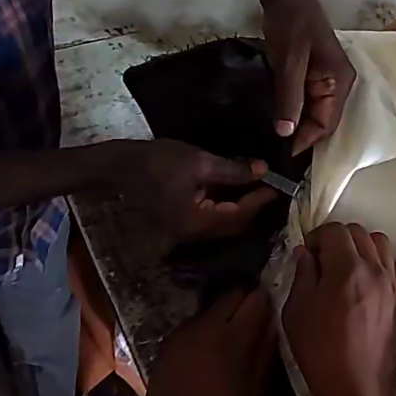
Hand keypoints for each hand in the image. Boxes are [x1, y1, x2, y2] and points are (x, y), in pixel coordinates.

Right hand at [98, 139, 283, 241]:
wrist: (117, 166)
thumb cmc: (158, 161)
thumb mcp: (200, 162)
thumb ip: (234, 170)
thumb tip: (264, 172)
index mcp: (197, 222)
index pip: (239, 215)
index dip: (260, 200)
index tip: (278, 185)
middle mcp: (193, 233)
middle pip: (233, 225)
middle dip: (254, 206)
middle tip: (271, 185)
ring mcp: (184, 230)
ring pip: (223, 222)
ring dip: (241, 206)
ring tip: (258, 185)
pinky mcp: (180, 221)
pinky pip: (211, 217)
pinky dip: (226, 204)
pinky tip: (235, 187)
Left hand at [131, 287, 276, 395]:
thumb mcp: (253, 391)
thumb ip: (265, 352)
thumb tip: (275, 324)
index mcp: (232, 337)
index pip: (255, 299)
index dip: (267, 300)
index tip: (273, 308)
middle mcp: (207, 324)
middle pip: (233, 294)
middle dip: (246, 300)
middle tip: (254, 318)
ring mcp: (186, 329)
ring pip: (213, 306)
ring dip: (224, 314)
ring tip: (230, 335)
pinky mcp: (170, 337)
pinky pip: (195, 321)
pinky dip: (205, 327)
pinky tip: (207, 349)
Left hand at [261, 0, 353, 153]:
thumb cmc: (292, 23)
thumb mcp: (289, 61)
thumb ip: (289, 97)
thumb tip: (285, 133)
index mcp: (340, 82)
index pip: (327, 124)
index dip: (306, 141)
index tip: (281, 155)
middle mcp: (337, 85)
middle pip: (321, 121)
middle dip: (300, 137)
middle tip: (272, 153)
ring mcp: (324, 80)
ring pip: (311, 113)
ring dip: (294, 126)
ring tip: (269, 141)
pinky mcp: (310, 75)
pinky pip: (303, 101)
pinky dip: (290, 111)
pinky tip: (271, 120)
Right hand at [285, 223, 395, 395]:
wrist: (357, 388)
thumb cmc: (320, 351)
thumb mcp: (296, 312)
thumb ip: (302, 275)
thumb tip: (305, 252)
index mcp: (347, 268)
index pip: (335, 230)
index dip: (316, 237)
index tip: (306, 255)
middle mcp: (374, 268)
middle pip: (358, 232)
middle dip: (337, 239)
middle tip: (322, 260)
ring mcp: (391, 282)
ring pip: (380, 243)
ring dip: (361, 246)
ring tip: (345, 266)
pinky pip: (395, 265)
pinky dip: (382, 262)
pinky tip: (367, 279)